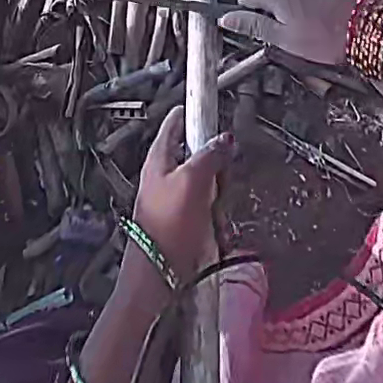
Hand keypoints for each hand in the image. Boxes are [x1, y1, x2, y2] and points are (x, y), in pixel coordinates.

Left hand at [133, 107, 233, 281]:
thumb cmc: (167, 226)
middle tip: (219, 176)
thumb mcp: (193, 181)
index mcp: (158, 159)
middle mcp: (162, 175)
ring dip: (215, 194)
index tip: (203, 107)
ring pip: (204, 183)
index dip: (189, 114)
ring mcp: (172, 198)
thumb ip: (210, 156)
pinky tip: (214, 226)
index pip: (173, 125)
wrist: (158, 275)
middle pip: (195, 155)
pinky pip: (205, 208)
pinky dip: (213, 214)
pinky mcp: (182, 221)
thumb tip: (225, 139)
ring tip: (215, 208)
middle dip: (213, 166)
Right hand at [215, 0, 368, 65]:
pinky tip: (323, 23)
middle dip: (273, 14)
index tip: (252, 27)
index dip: (246, 15)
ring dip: (294, 10)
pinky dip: (311, 6)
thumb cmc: (330, 36)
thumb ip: (253, 26)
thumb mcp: (284, 39)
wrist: (371, 26)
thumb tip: (228, 19)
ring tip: (310, 33)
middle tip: (286, 37)